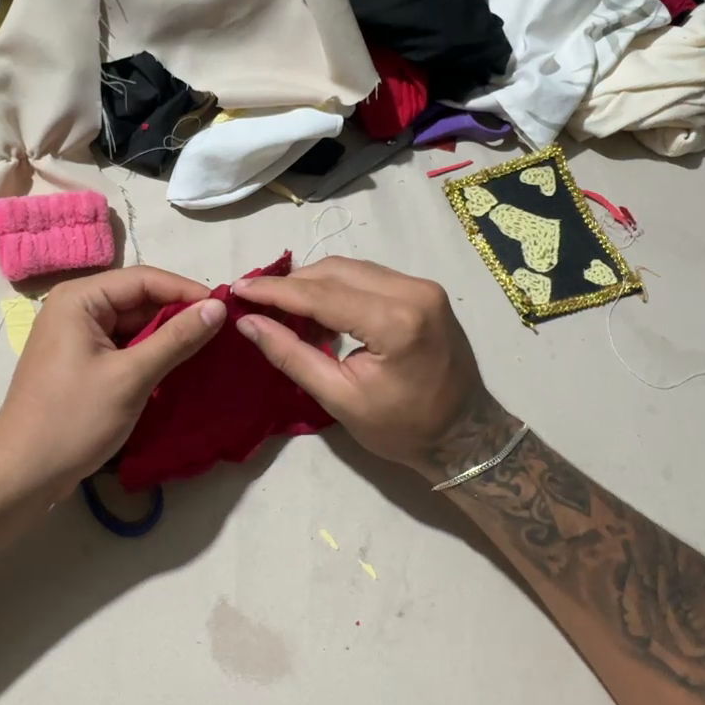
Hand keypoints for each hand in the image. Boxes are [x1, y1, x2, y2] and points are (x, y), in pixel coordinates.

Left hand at [0, 267, 224, 515]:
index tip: (226, 308)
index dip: (186, 291)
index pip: (143, 279)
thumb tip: (218, 307)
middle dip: (178, 314)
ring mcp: (76, 336)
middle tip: (222, 331)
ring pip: (133, 325)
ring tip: (208, 349)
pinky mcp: (81, 362)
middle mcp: (75, 308)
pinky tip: (178, 367)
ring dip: (167, 336)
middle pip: (138, 299)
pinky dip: (150, 354)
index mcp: (79, 299)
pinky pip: (123, 346)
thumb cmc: (73, 419)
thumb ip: (176, 339)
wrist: (22, 474)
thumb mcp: (131, 377)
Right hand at [230, 257, 498, 473]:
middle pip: (334, 271)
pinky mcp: (424, 290)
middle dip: (290, 283)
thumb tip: (248, 321)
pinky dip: (336, 287)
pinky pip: (368, 276)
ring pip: (350, 268)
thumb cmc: (402, 429)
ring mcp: (422, 287)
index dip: (274, 290)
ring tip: (280, 305)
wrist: (467, 436)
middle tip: (254, 299)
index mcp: (395, 322)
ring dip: (312, 283)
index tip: (237, 289)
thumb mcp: (339, 398)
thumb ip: (291, 355)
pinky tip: (316, 308)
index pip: (320, 294)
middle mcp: (413, 291)